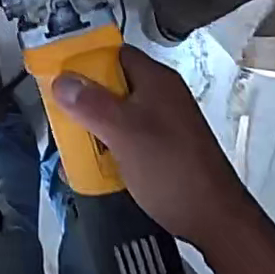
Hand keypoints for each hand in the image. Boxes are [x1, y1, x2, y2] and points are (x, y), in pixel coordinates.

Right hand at [50, 47, 257, 249]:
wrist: (214, 219)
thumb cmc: (170, 167)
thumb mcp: (123, 132)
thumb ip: (91, 104)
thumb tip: (61, 80)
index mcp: (156, 80)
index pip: (115, 54)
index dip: (87, 62)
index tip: (60, 79)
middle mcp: (162, 95)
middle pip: (115, 85)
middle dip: (87, 102)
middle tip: (64, 120)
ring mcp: (166, 122)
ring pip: (121, 114)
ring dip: (98, 129)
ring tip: (77, 149)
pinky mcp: (167, 148)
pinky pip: (131, 137)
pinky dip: (114, 147)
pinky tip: (100, 168)